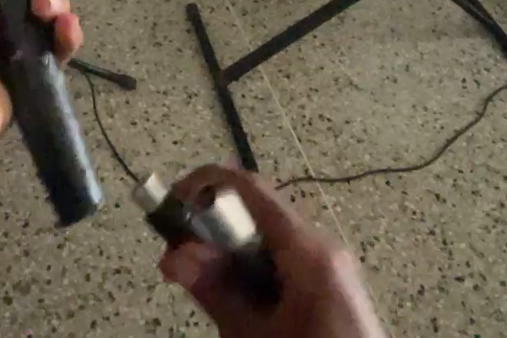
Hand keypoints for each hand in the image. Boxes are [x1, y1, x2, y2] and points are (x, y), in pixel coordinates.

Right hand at [160, 166, 386, 337]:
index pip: (250, 187)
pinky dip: (253, 269)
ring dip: (230, 252)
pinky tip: (238, 302)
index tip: (173, 203)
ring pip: (267, 236)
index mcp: (307, 248)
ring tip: (204, 287)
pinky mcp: (333, 283)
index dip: (206, 183)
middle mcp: (322, 243)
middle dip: (212, 228)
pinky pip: (284, 258)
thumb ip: (216, 294)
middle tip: (177, 259)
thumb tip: (174, 257)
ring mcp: (331, 262)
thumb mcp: (257, 336)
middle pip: (256, 212)